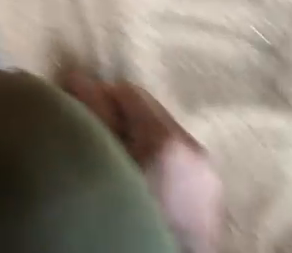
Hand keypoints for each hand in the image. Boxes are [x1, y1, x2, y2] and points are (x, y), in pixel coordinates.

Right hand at [59, 69, 223, 252]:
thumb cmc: (123, 214)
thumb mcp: (99, 160)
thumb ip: (90, 115)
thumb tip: (78, 77)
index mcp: (168, 139)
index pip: (127, 92)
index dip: (99, 99)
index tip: (81, 116)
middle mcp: (196, 150)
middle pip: (149, 112)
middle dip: (122, 118)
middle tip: (97, 139)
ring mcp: (209, 177)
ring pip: (163, 137)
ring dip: (139, 141)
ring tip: (119, 164)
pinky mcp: (213, 199)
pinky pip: (178, 162)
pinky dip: (157, 163)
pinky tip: (141, 185)